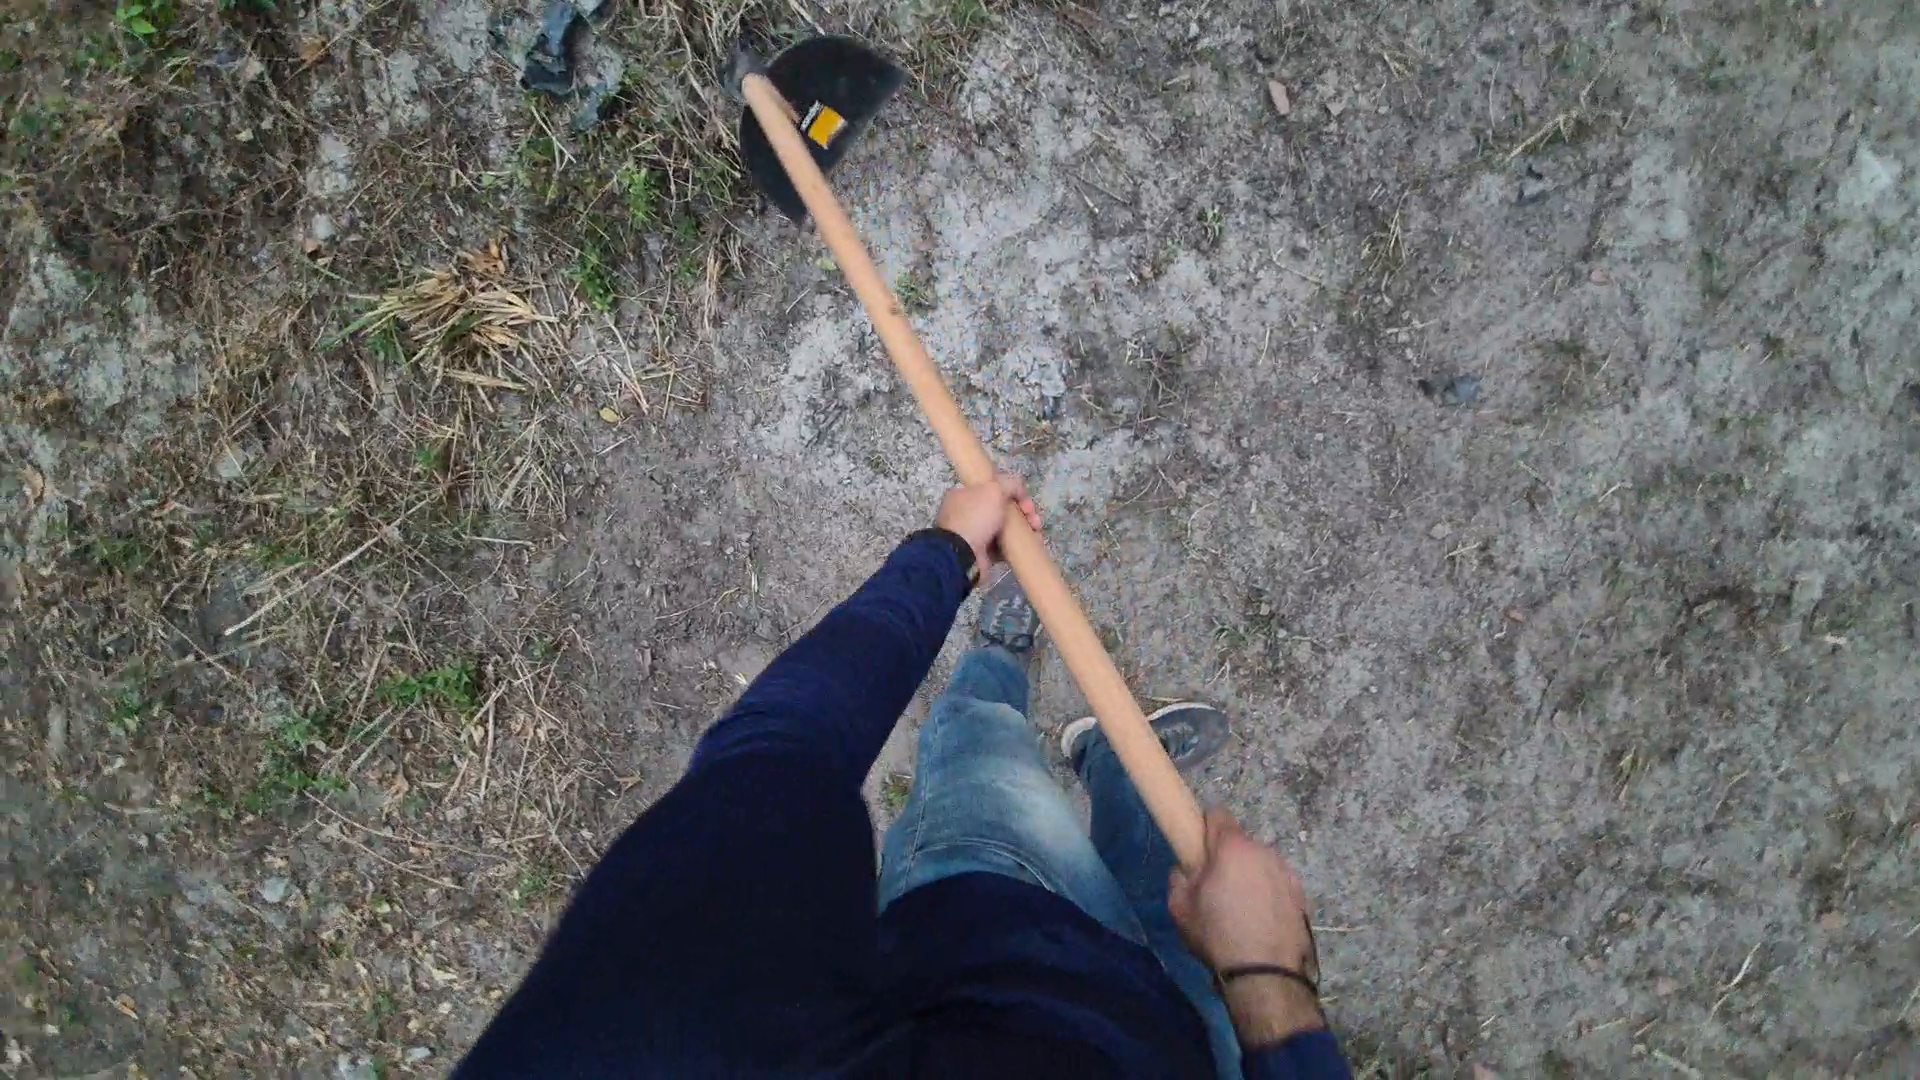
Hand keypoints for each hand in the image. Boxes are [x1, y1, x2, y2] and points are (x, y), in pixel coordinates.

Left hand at [934, 474, 1041, 577]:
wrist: (963, 555)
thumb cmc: (976, 517)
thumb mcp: (994, 489)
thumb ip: (1009, 484)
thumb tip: (1019, 490)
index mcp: (964, 495)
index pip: (993, 490)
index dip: (1014, 494)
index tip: (1027, 503)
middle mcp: (967, 514)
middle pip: (1001, 509)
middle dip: (1023, 513)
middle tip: (1035, 521)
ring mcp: (974, 535)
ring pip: (1005, 528)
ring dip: (1023, 529)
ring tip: (1037, 534)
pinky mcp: (982, 554)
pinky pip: (1004, 547)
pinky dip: (1018, 545)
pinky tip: (1032, 544)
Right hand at [1168, 807, 1325, 1045]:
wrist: (1266, 977)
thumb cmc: (1217, 934)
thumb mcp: (1179, 906)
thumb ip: (1179, 877)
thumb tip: (1186, 870)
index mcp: (1233, 846)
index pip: (1217, 814)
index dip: (1205, 827)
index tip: (1199, 848)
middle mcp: (1264, 851)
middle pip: (1240, 843)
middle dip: (1228, 858)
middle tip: (1217, 887)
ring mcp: (1287, 874)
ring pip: (1261, 864)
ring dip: (1251, 876)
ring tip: (1243, 910)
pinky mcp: (1303, 897)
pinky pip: (1278, 885)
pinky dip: (1270, 895)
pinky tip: (1262, 922)